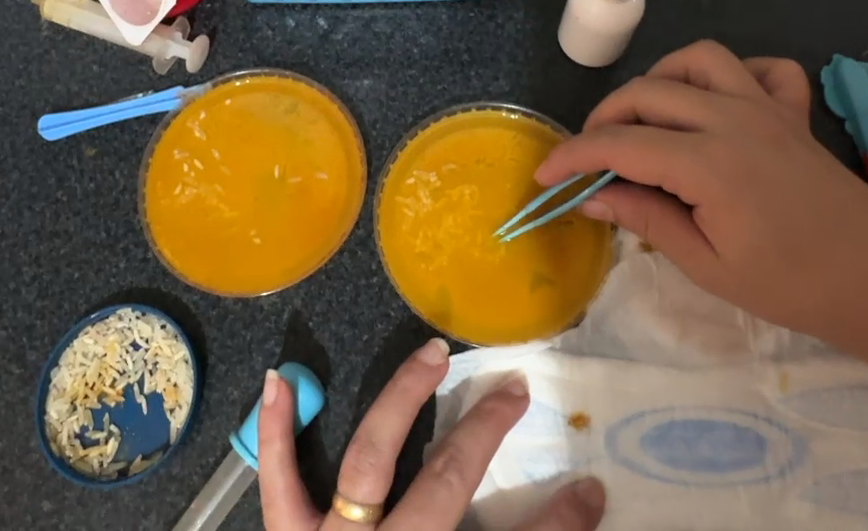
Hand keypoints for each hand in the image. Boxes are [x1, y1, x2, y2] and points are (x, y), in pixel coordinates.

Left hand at [258, 337, 605, 530]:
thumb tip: (566, 522)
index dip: (559, 523)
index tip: (590, 488)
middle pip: (444, 485)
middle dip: (482, 432)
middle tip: (515, 388)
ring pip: (370, 458)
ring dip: (403, 398)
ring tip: (434, 354)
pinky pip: (279, 484)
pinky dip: (277, 432)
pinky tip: (281, 380)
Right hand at [535, 40, 867, 350]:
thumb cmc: (794, 286)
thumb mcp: (708, 265)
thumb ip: (645, 219)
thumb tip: (590, 197)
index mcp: (708, 162)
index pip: (619, 144)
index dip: (573, 156)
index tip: (544, 175)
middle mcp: (732, 118)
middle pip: (647, 92)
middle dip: (604, 118)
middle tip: (592, 158)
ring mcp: (767, 108)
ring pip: (698, 58)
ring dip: (660, 79)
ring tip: (646, 117)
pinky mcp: (793, 113)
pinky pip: (763, 67)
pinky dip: (732, 73)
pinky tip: (717, 103)